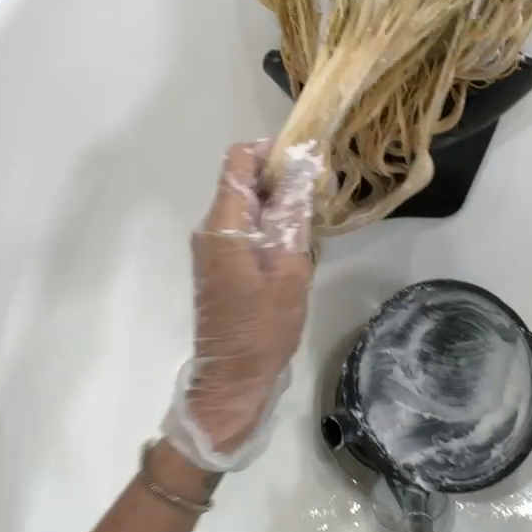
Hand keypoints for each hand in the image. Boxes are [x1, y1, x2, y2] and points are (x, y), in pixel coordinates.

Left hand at [162, 141, 317, 471]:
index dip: (271, 150)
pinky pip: (244, 226)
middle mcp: (211, 227)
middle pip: (243, 179)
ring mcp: (212, 247)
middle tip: (320, 192)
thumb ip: (293, 210)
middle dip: (281, 177)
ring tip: (313, 218)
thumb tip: (302, 164)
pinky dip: (270, 224)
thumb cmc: (264, 325)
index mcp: (224, 222)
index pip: (239, 159)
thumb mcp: (289, 264)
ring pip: (246, 203)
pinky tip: (296, 243)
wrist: (233, 382)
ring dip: (279, 202)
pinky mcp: (219, 264)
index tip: (307, 161)